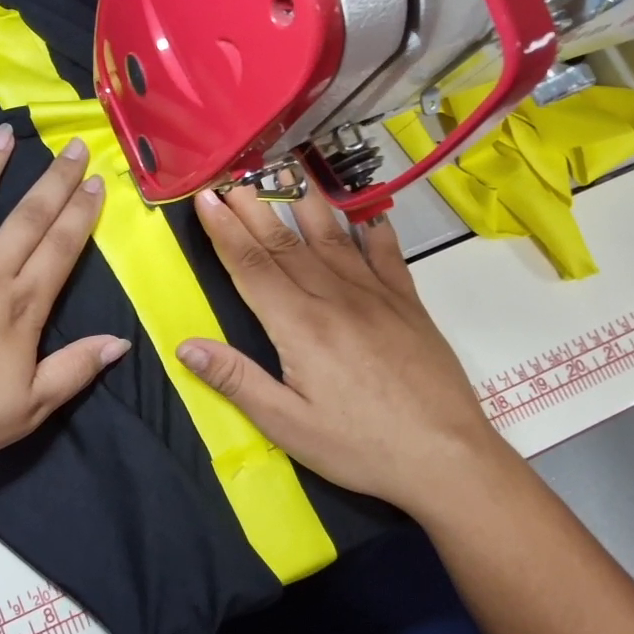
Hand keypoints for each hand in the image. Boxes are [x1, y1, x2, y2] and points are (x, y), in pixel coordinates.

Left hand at [0, 124, 128, 477]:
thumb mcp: (31, 407)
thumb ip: (75, 369)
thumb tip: (122, 342)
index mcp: (21, 305)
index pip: (61, 248)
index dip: (82, 213)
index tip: (97, 182)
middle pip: (27, 218)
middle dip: (54, 180)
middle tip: (74, 145)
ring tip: (3, 134)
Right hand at [176, 186, 509, 515]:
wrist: (447, 458)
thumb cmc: (359, 447)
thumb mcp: (286, 424)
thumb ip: (236, 380)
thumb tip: (186, 345)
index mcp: (299, 326)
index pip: (251, 267)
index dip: (224, 230)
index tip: (206, 197)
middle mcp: (335, 299)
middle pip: (285, 245)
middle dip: (254, 209)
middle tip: (232, 178)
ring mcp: (377, 298)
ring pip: (332, 240)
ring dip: (305, 206)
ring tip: (288, 175)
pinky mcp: (409, 306)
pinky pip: (386, 256)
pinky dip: (372, 231)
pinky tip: (365, 215)